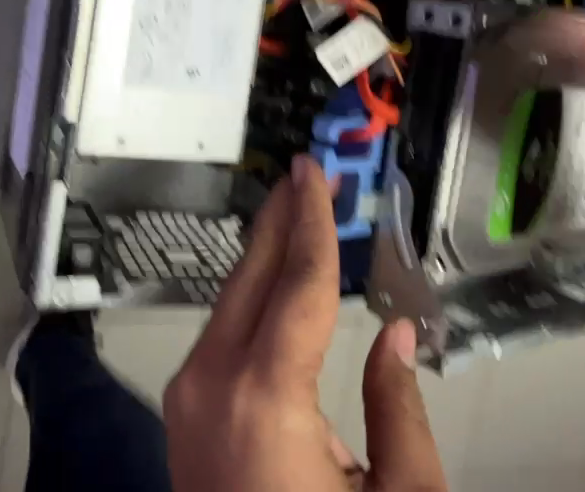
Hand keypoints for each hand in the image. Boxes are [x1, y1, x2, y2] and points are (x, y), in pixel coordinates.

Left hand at [165, 155, 448, 491]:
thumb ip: (399, 407)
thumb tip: (400, 334)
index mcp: (263, 395)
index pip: (298, 286)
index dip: (313, 223)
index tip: (315, 172)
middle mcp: (210, 380)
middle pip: (252, 277)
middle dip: (280, 221)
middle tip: (305, 173)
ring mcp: (186, 396)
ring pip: (231, 300)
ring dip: (265, 255)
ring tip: (296, 212)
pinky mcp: (184, 412)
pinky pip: (221, 332)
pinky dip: (250, 296)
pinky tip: (272, 279)